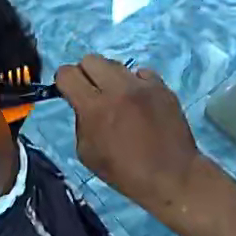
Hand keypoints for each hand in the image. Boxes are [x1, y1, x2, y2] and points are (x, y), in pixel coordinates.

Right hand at [54, 55, 217, 219]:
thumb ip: (80, 120)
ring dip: (111, 79)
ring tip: (118, 99)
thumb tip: (82, 103)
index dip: (64, 82)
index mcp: (95, 108)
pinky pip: (141, 73)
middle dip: (86, 74)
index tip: (69, 92)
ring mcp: (143, 85)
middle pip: (90, 59)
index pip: (67, 74)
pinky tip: (139, 102)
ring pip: (116, 64)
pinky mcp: (162, 86)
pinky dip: (135, 84)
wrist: (171, 176)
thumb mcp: (87, 152)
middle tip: (93, 93)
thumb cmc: (125, 172)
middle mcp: (118, 89)